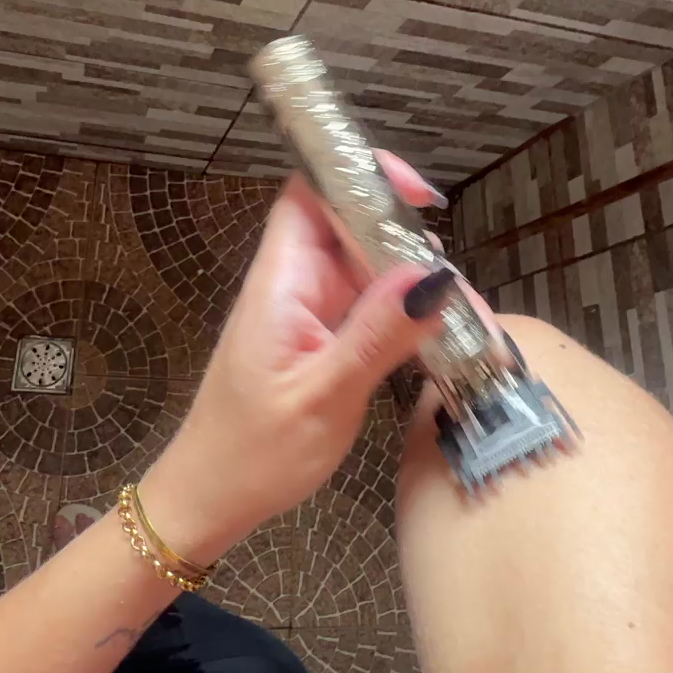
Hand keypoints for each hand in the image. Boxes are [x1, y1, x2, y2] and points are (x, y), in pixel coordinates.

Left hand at [140, 153, 457, 563]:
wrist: (211, 497)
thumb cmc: (254, 454)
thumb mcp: (323, 397)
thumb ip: (376, 336)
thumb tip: (434, 277)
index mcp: (280, 282)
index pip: (310, 194)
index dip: (358, 175)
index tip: (418, 195)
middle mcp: (292, 283)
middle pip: (347, 225)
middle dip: (404, 237)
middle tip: (454, 282)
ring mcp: (305, 310)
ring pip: (362, 266)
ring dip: (409, 278)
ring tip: (461, 313)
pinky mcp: (317, 337)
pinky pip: (363, 303)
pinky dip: (399, 310)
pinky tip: (435, 332)